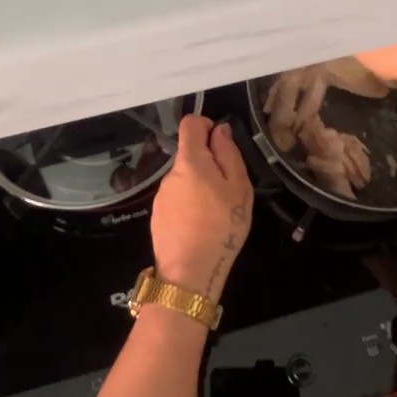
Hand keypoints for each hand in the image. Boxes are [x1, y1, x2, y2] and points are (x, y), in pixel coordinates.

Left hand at [150, 115, 252, 302]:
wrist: (189, 273)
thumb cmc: (221, 226)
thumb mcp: (238, 188)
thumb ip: (229, 154)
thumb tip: (220, 131)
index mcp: (190, 161)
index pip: (190, 123)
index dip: (207, 125)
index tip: (222, 143)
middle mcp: (170, 174)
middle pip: (189, 155)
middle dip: (209, 164)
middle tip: (228, 189)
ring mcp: (161, 196)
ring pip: (184, 180)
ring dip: (200, 187)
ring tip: (216, 213)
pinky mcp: (158, 216)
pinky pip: (178, 200)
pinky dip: (190, 206)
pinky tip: (201, 227)